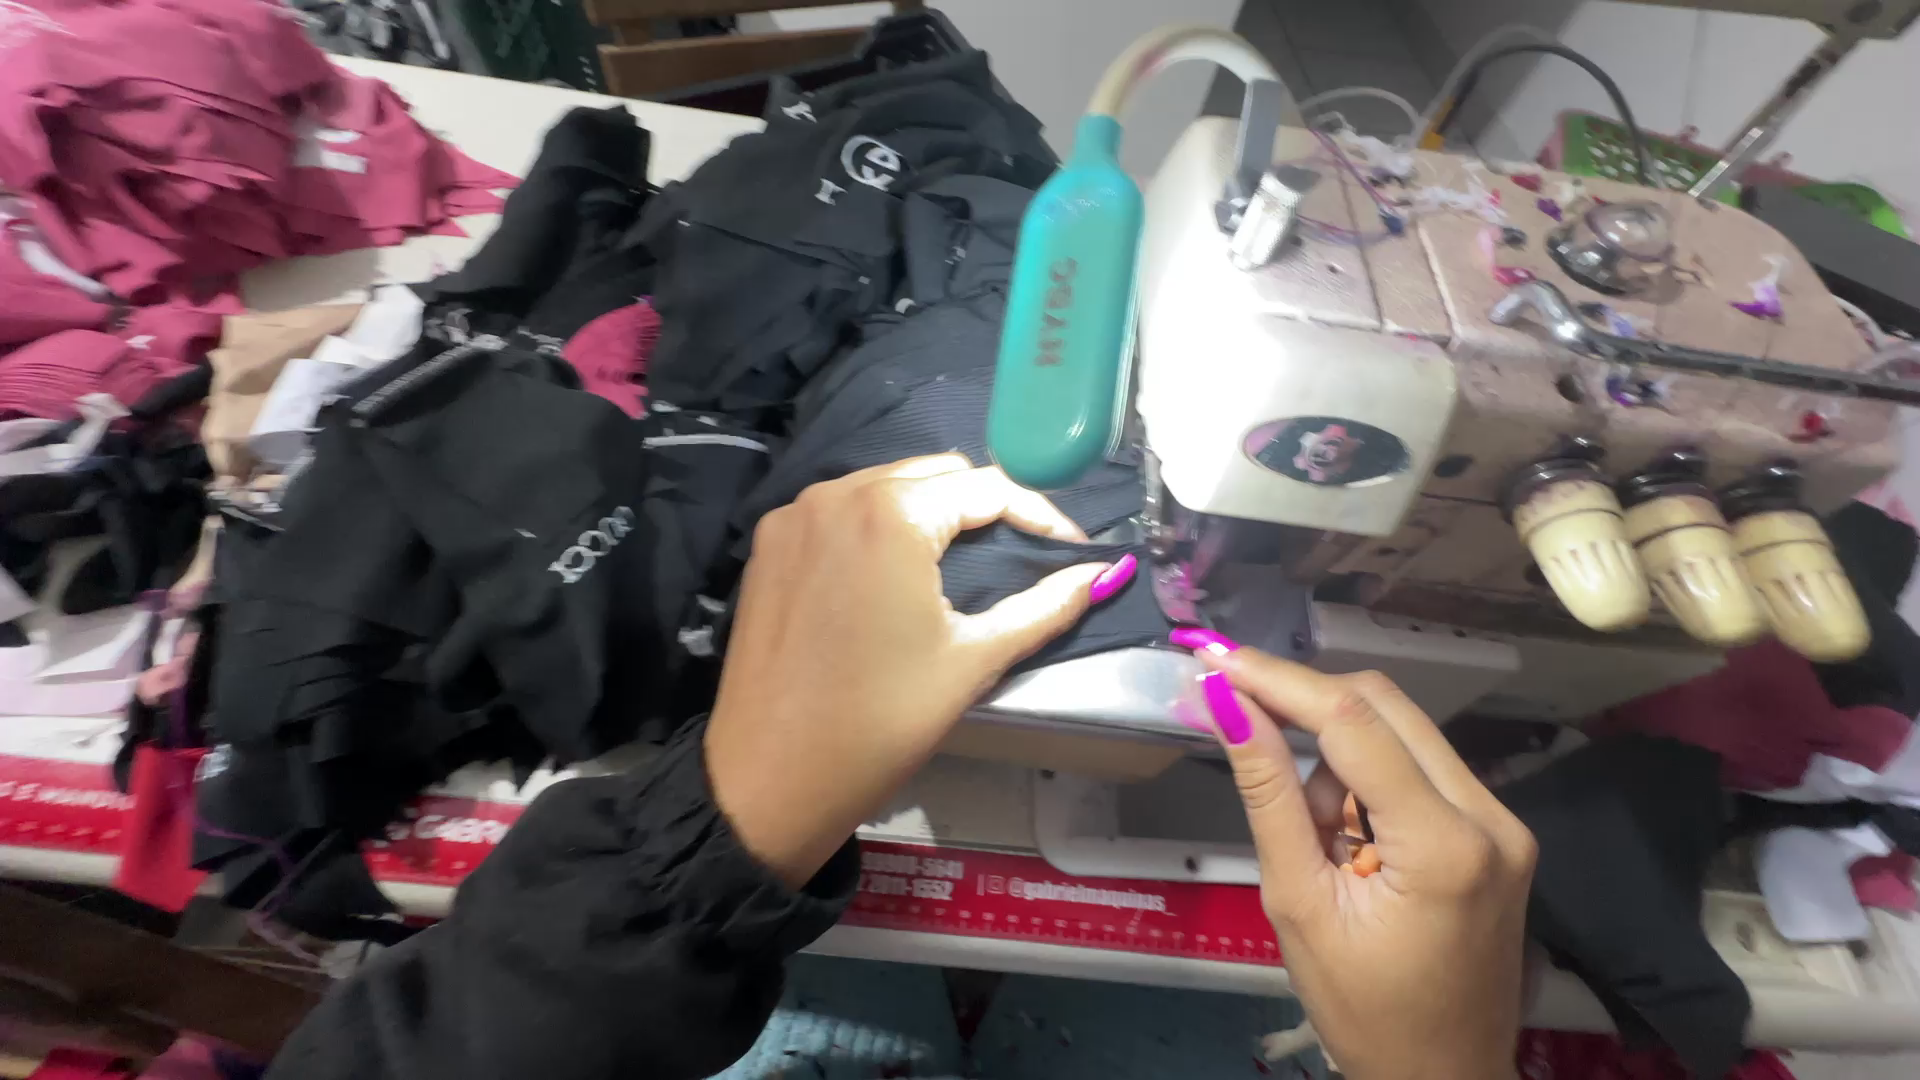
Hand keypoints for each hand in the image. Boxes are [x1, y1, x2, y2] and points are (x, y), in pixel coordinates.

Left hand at [706, 454, 1135, 887]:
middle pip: (934, 475)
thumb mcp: (972, 660)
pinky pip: (838, 510)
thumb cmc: (881, 722)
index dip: (1039, 513)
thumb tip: (1101, 574)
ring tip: (958, 561)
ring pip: (883, 485)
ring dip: (930, 511)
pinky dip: (877, 525)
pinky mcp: (767, 543)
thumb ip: (1044, 607)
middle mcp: (836, 494)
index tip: (1070, 547)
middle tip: (1014, 553)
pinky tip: (890, 571)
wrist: (769, 780)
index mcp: (892, 514)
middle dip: (983, 506)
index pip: (987, 488)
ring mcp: (793, 515)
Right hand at [1175, 636, 1534, 1079]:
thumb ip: (1266, 790)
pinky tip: (1341, 827)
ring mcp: (1501, 818)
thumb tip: (1226, 704)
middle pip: (1381, 702)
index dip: (1276, 678)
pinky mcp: (1495, 827)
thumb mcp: (1295, 898)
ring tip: (1310, 824)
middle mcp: (1489, 815)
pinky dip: (1360, 766)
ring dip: (1331, 741)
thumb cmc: (1360, 1006)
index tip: (1215, 656)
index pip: (1349, 722)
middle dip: (1300, 695)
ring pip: (1397, 723)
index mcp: (1443, 843)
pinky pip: (1413, 757)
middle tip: (1236, 704)